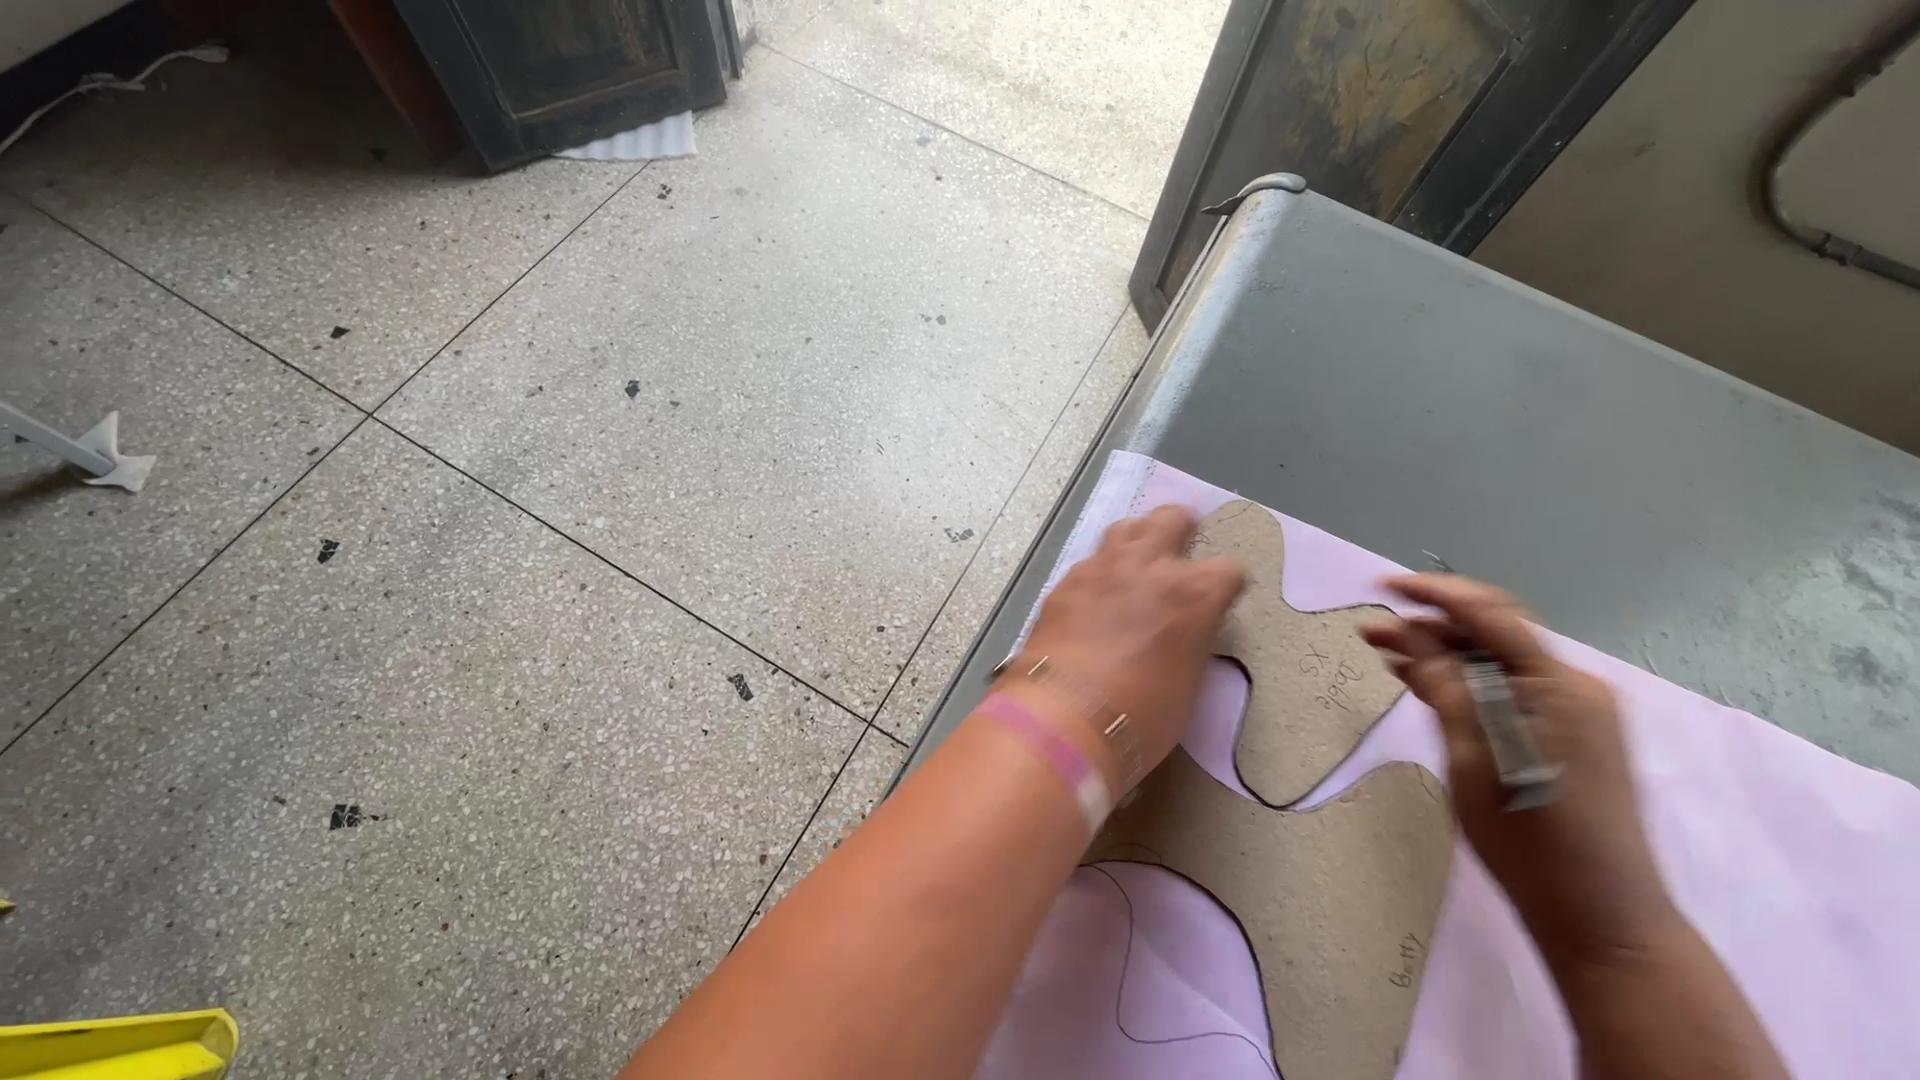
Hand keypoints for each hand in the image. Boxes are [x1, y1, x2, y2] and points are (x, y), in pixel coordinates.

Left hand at [1005, 505, 1243, 793]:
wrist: (1067, 716)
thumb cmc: (1143, 714)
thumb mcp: (1190, 682)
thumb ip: (1191, 641)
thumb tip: (1184, 632)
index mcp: (1194, 593)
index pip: (1229, 570)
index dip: (1225, 586)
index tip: (1219, 600)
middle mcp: (1150, 566)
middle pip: (1173, 518)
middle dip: (1181, 529)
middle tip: (1178, 550)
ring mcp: (1103, 568)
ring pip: (1126, 527)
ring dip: (1136, 539)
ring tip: (1135, 563)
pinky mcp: (1066, 582)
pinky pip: (1089, 563)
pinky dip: (1098, 575)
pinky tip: (1093, 597)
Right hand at [1361, 574, 1679, 965]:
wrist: (1602, 919)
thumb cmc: (1530, 841)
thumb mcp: (1473, 759)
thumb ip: (1445, 687)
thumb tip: (1409, 633)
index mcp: (1560, 687)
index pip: (1491, 615)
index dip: (1434, 593)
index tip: (1382, 587)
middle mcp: (1576, 689)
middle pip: (1494, 638)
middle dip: (1430, 628)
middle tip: (1370, 632)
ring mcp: (1576, 714)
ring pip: (1498, 667)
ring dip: (1444, 657)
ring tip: (1385, 654)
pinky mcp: (1569, 737)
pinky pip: (1510, 694)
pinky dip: (1467, 685)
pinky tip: (1423, 683)